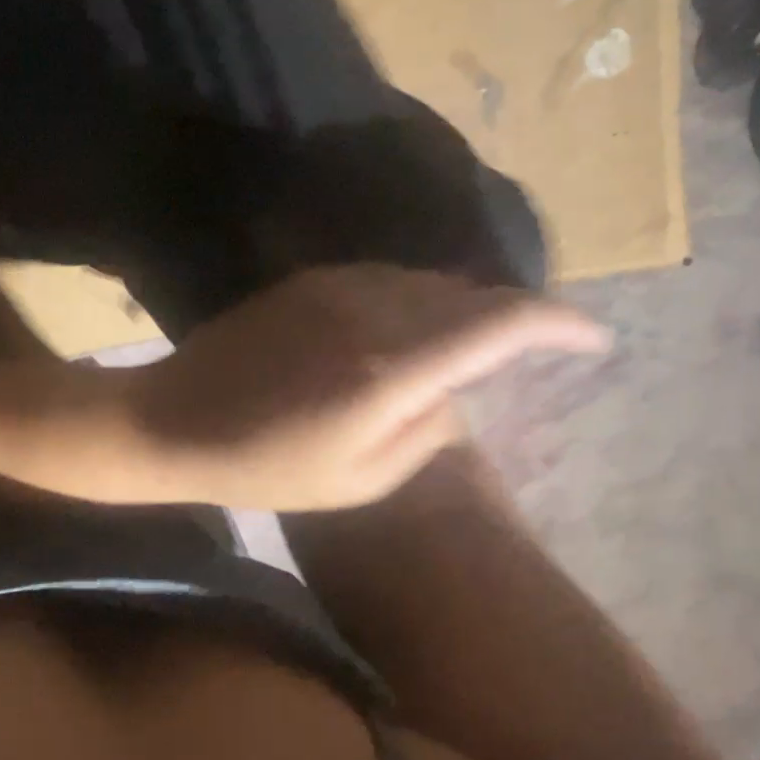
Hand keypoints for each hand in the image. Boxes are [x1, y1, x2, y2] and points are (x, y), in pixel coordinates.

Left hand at [128, 264, 608, 511]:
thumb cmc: (260, 467)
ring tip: (465, 343)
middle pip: (468, 293)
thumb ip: (427, 432)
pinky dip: (407, 298)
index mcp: (391, 368)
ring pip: (422, 281)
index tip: (593, 340)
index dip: (562, 324)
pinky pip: (377, 279)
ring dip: (457, 305)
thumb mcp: (358, 480)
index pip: (503, 320)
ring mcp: (329, 291)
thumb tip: (455, 390)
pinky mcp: (298, 286)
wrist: (167, 423)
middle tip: (526, 351)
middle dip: (509, 319)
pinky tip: (399, 329)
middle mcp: (368, 312)